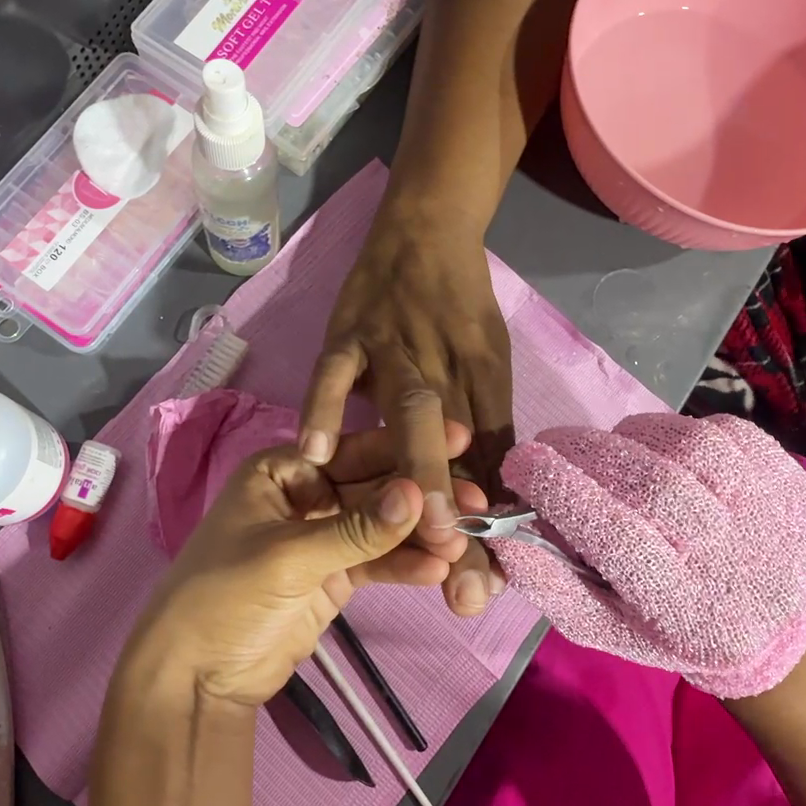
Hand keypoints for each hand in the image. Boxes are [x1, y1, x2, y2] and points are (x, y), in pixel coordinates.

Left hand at [131, 428, 485, 707]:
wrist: (196, 674)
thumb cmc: (225, 595)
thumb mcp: (289, 556)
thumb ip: (356, 529)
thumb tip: (419, 494)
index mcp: (283, 470)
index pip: (350, 449)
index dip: (401, 447)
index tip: (456, 440)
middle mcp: (306, 494)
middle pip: (374, 487)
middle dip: (422, 495)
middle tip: (475, 500)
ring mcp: (322, 537)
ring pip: (382, 526)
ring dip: (421, 534)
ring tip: (466, 541)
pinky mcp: (334, 576)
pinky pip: (377, 562)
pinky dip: (405, 565)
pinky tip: (440, 569)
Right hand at [301, 207, 513, 617]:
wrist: (428, 224)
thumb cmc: (458, 304)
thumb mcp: (486, 362)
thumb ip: (484, 428)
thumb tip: (492, 499)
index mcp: (485, 378)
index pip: (491, 457)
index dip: (490, 518)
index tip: (487, 581)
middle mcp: (447, 368)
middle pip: (457, 445)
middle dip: (459, 510)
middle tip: (459, 577)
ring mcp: (397, 347)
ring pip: (409, 411)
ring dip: (413, 468)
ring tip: (406, 530)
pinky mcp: (350, 330)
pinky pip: (335, 370)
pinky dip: (326, 406)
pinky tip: (314, 453)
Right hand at [490, 413, 805, 697]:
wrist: (763, 631)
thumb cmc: (665, 630)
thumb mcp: (600, 627)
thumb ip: (548, 583)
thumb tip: (502, 530)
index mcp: (683, 610)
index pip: (615, 535)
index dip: (559, 489)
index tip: (518, 461)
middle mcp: (735, 564)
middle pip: (654, 485)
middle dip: (585, 450)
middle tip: (549, 443)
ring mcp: (775, 521)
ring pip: (691, 447)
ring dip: (631, 434)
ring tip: (606, 446)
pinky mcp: (797, 488)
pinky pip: (729, 431)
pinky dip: (680, 428)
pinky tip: (659, 447)